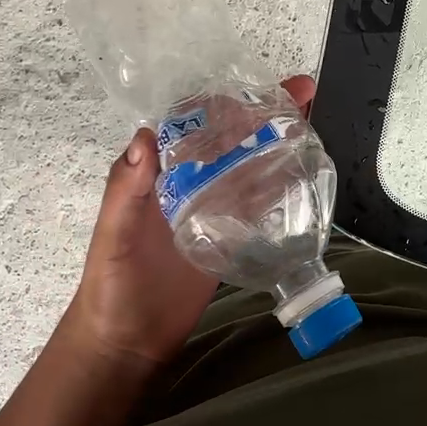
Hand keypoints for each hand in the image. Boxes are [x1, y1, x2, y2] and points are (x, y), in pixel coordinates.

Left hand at [64, 74, 318, 367]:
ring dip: (278, 140)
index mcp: (156, 173)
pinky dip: (282, 182)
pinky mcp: (232, 233)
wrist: (129, 341)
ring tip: (314, 122)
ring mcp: (212, 206)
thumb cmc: (112, 286)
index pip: (191, 122)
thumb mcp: (113, 236)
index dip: (221, 99)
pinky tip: (307, 170)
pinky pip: (259, 200)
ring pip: (248, 162)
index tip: (254, 84)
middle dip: (263, 110)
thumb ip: (125, 191)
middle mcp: (187, 181)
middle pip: (229, 136)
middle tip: (304, 92)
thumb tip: (145, 136)